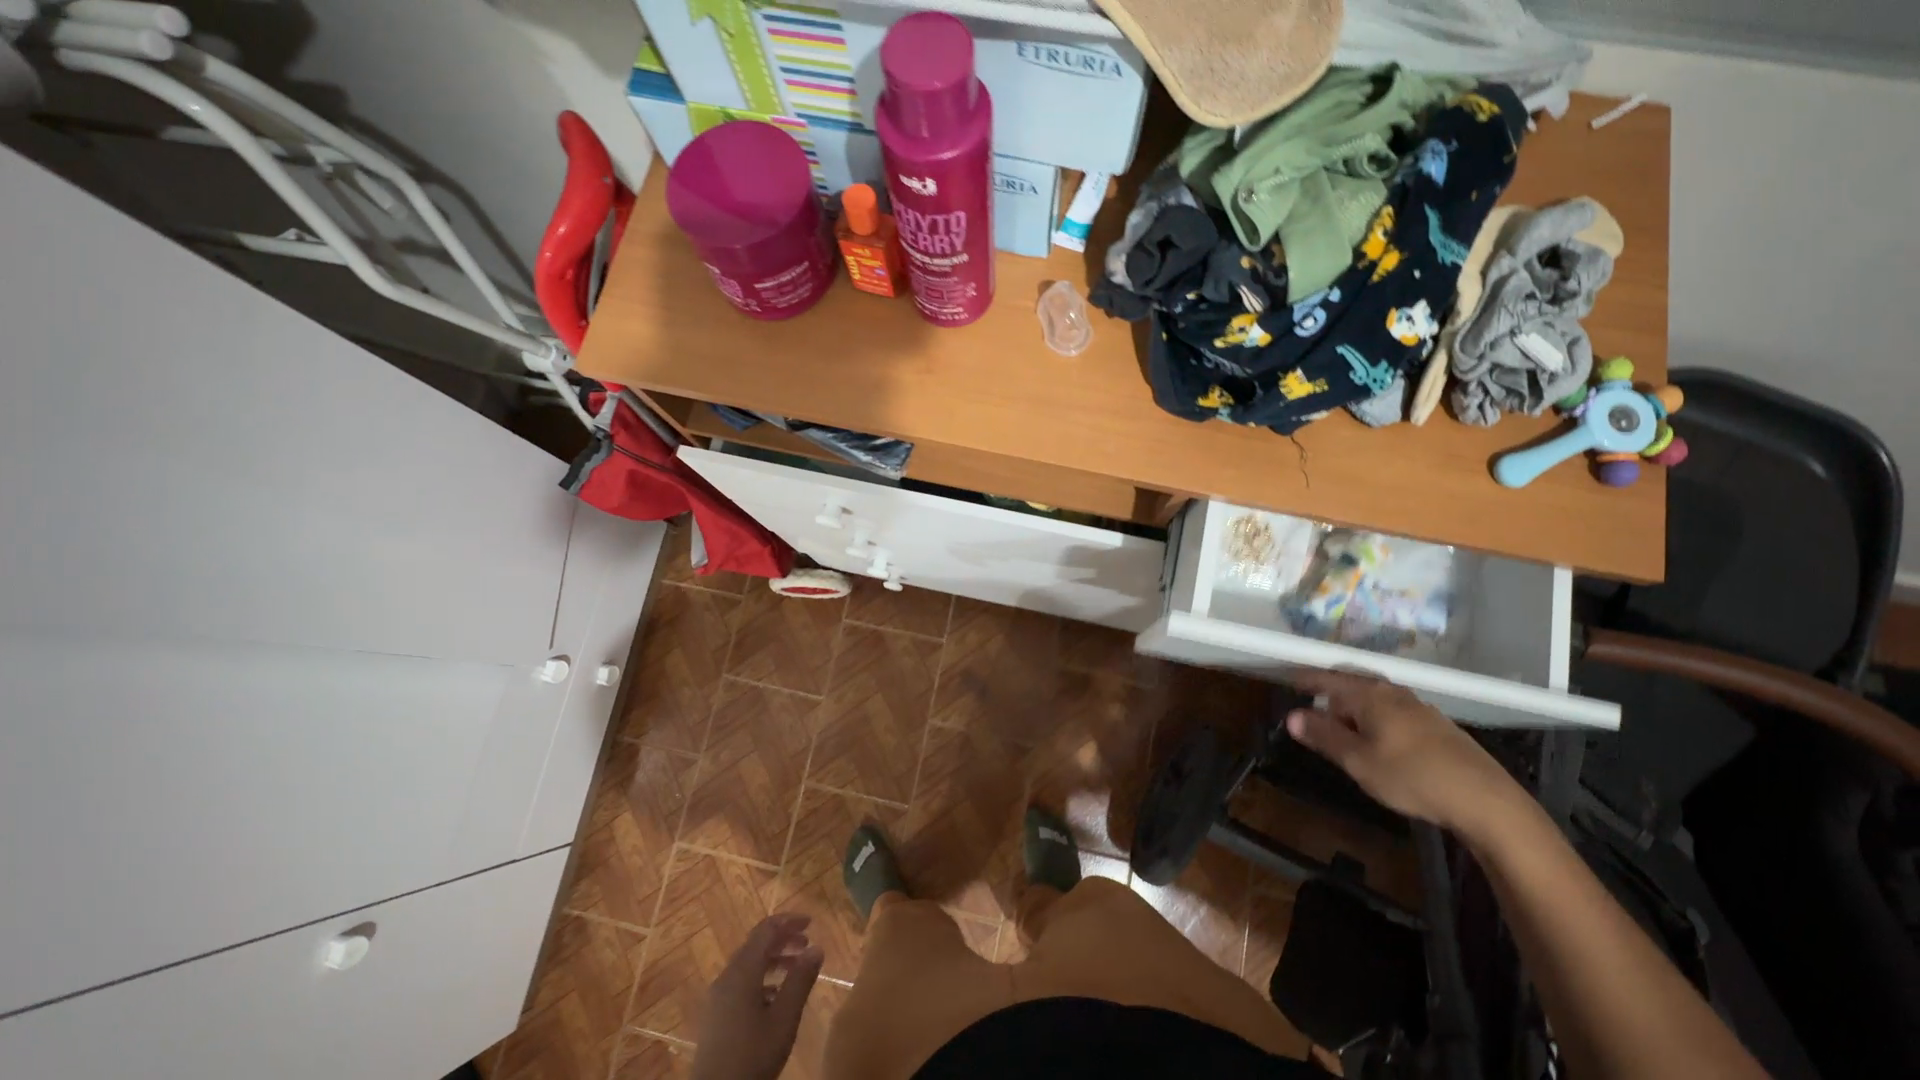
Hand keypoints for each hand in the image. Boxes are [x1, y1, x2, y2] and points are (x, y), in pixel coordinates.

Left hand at [688, 914, 824, 1079]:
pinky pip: (741, 983)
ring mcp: (718, 997)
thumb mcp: (784, 1018)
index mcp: (741, 973)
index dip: (788, 922)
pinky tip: (777, 995)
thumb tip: (816, 948)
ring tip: (797, 967)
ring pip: (748, 965)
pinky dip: (762, 978)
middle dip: (782, 940)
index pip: (764, 931)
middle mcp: (726, 978)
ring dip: (773, 960)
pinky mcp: (717, 1015)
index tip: (811, 922)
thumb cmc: (753, 1055)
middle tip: (807, 943)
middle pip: (754, 946)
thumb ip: (800, 980)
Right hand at [1284, 670, 1521, 831]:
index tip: (1284, 679)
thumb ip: (1324, 737)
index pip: (1328, 678)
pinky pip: (1392, 711)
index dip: (1305, 679)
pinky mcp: (1435, 726)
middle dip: (1329, 693)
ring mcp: (1418, 708)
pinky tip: (1377, 742)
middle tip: (1309, 709)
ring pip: (1374, 699)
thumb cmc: (1412, 777)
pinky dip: (1374, 719)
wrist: (1483, 798)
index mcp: (1370, 696)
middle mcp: (1394, 693)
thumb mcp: (1359, 761)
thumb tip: (1292, 716)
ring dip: (1353, 709)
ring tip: (1341, 731)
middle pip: (1353, 684)